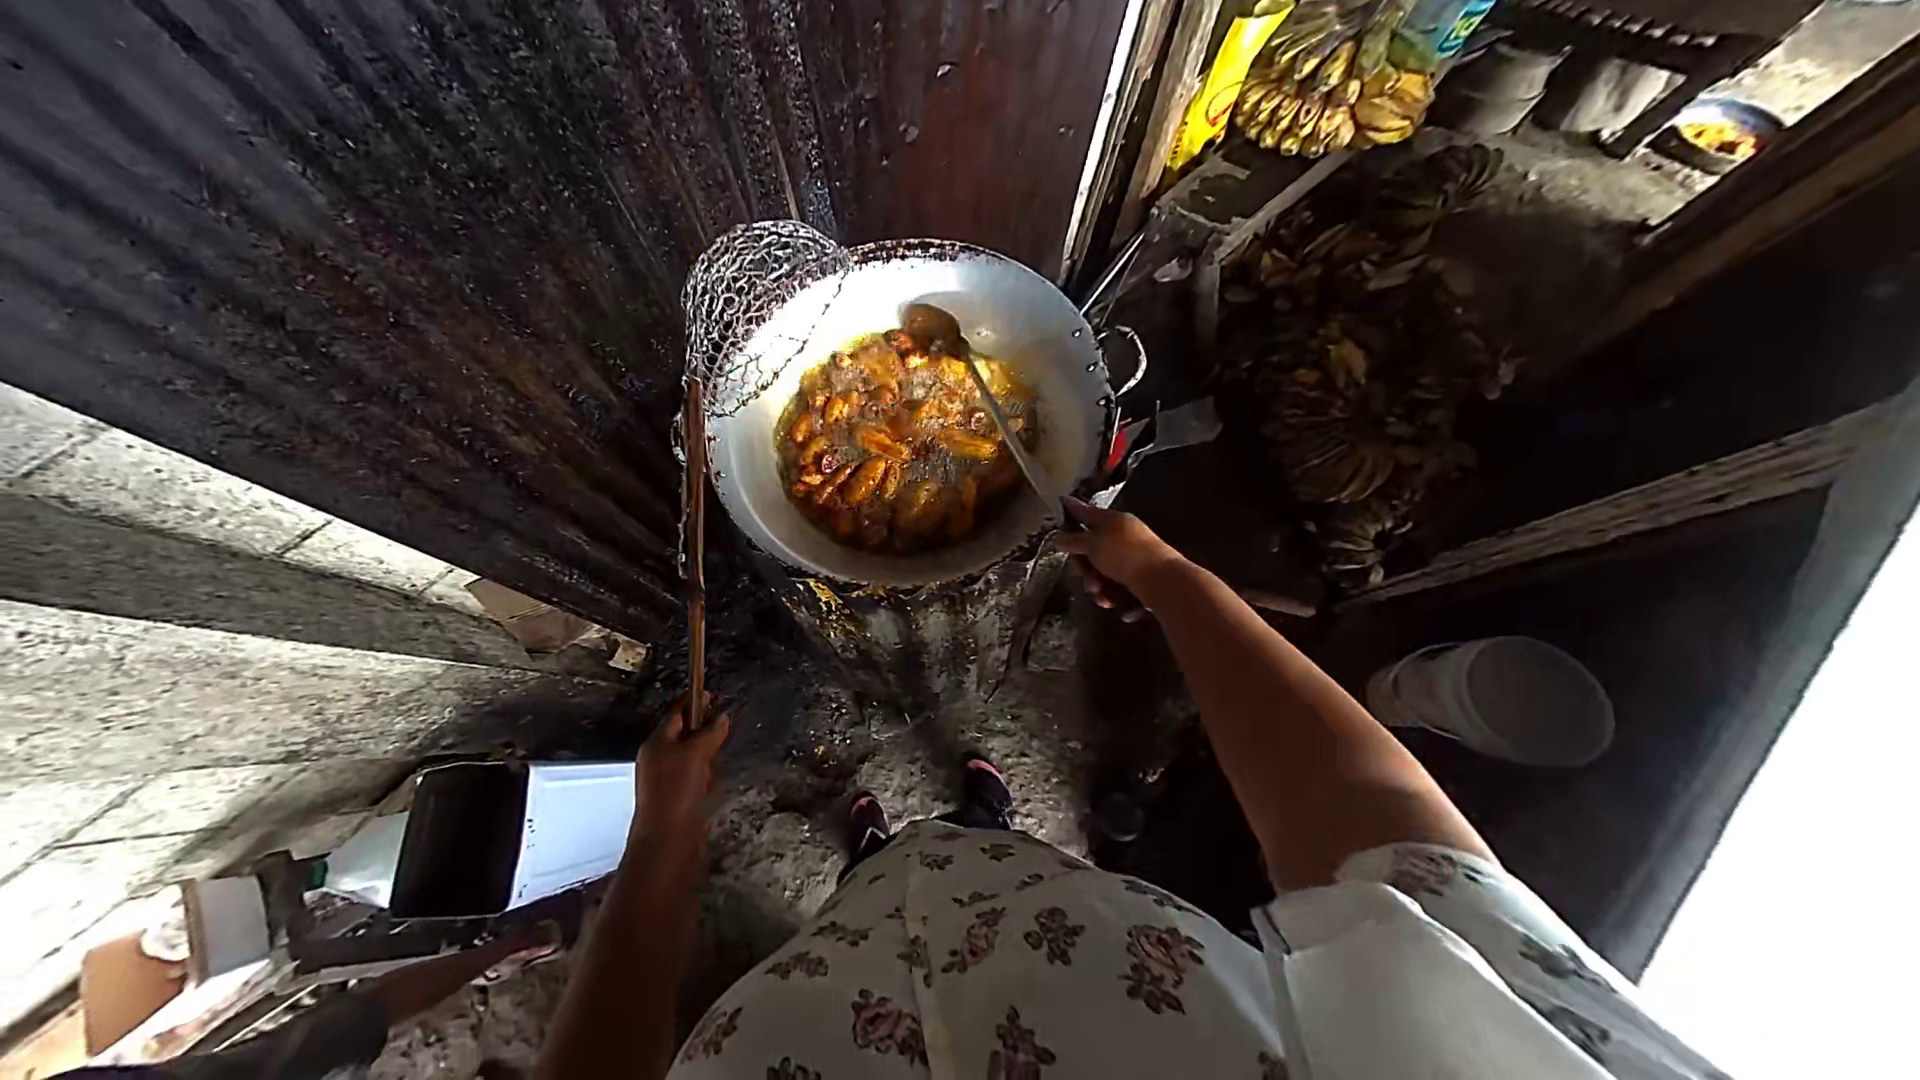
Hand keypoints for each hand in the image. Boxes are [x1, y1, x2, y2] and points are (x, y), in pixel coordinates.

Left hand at [635, 692, 730, 842]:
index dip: (693, 702)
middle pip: (684, 733)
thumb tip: (722, 717)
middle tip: (720, 725)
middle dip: (703, 730)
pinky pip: (694, 773)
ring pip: (692, 754)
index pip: (676, 714)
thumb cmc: (676, 789)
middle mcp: (658, 757)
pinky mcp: (676, 793)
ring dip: (706, 754)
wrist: (668, 837)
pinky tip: (710, 780)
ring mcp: (666, 777)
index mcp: (656, 743)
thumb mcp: (696, 753)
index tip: (709, 693)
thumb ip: (710, 732)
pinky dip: (705, 772)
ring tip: (715, 760)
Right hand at [1054, 497, 1185, 611]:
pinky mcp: (1141, 578)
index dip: (1073, 509)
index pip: (1087, 512)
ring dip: (1099, 586)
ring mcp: (1133, 557)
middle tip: (1086, 578)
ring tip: (1102, 596)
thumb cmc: (1124, 554)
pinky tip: (1116, 603)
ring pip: (1104, 572)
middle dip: (1086, 568)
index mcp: (1114, 521)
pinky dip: (1115, 595)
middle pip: (1093, 550)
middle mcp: (1124, 536)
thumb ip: (1074, 541)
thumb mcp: (1093, 544)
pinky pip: (1119, 586)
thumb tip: (1059, 538)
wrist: (1162, 581)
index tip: (1062, 500)